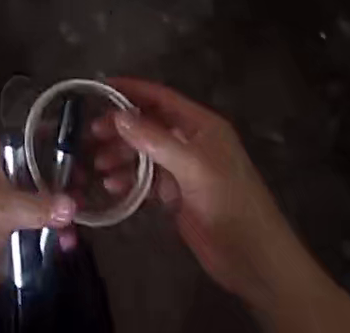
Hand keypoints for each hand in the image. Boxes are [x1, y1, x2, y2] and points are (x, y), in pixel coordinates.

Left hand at [0, 148, 76, 297]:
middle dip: (67, 183)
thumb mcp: (0, 208)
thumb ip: (36, 206)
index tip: (83, 153)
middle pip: (49, 174)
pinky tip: (68, 243)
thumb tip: (73, 206)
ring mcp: (19, 207)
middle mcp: (14, 178)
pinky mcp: (23, 235)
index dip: (58, 146)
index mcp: (3, 159)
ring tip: (77, 225)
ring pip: (51, 203)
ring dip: (66, 213)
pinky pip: (48, 229)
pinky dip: (60, 234)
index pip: (36, 142)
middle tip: (86, 193)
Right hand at [87, 79, 293, 306]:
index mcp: (201, 125)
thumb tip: (119, 116)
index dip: (132, 90)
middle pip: (148, 124)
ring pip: (145, 153)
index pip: (161, 97)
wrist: (257, 262)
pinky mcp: (178, 194)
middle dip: (120, 128)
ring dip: (121, 156)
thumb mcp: (194, 168)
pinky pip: (147, 179)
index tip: (100, 86)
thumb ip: (156, 140)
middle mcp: (191, 141)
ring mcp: (184, 168)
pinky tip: (113, 187)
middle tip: (92, 134)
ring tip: (98, 165)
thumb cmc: (231, 205)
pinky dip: (130, 181)